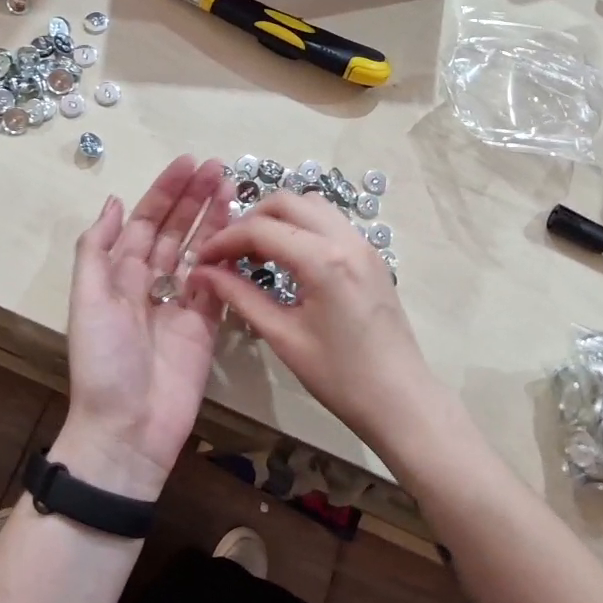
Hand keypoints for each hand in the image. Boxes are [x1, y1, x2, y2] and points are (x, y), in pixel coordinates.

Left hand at [55, 155, 230, 501]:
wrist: (129, 430)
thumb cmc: (103, 362)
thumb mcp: (88, 300)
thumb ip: (97, 249)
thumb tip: (114, 201)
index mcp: (119, 274)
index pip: (146, 221)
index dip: (166, 191)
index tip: (188, 163)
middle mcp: (150, 282)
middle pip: (175, 230)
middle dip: (194, 197)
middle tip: (219, 167)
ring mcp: (181, 303)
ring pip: (200, 250)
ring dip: (214, 218)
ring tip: (233, 187)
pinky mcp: (206, 325)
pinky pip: (219, 283)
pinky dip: (227, 256)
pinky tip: (240, 231)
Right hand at [187, 190, 439, 455]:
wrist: (401, 400)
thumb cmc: (340, 377)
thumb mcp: (283, 337)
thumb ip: (240, 297)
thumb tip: (201, 273)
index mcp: (323, 260)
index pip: (260, 229)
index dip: (224, 240)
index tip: (202, 259)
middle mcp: (345, 239)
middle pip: (286, 202)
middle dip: (250, 220)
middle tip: (228, 252)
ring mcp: (363, 244)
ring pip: (311, 205)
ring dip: (278, 218)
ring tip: (256, 253)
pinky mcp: (371, 255)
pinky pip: (330, 221)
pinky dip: (302, 226)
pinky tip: (288, 259)